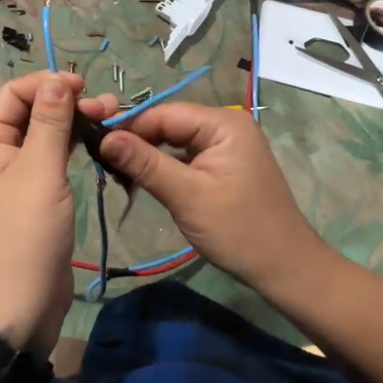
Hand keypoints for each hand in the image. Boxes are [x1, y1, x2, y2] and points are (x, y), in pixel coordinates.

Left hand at [0, 71, 116, 356]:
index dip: (46, 84)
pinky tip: (98, 141)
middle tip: (107, 104)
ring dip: (74, 122)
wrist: (23, 302)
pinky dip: (74, 145)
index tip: (83, 84)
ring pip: (44, 134)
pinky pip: (52, 157)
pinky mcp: (35, 194)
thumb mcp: (40, 170)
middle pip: (29, 111)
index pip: (12, 94)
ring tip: (112, 115)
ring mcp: (15, 175)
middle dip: (65, 102)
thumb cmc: (27, 232)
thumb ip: (50, 122)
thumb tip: (58, 80)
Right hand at [98, 103, 327, 289]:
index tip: (96, 146)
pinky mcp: (223, 164)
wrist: (286, 270)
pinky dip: (164, 167)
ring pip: (174, 140)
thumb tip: (104, 138)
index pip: (164, 113)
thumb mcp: (187, 196)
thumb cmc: (239, 231)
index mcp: (223, 123)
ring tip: (119, 174)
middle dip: (137, 141)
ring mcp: (226, 145)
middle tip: (104, 164)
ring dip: (148, 156)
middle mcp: (226, 125)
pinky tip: (143, 181)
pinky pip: (185, 155)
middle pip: (168, 123)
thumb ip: (145, 164)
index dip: (129, 127)